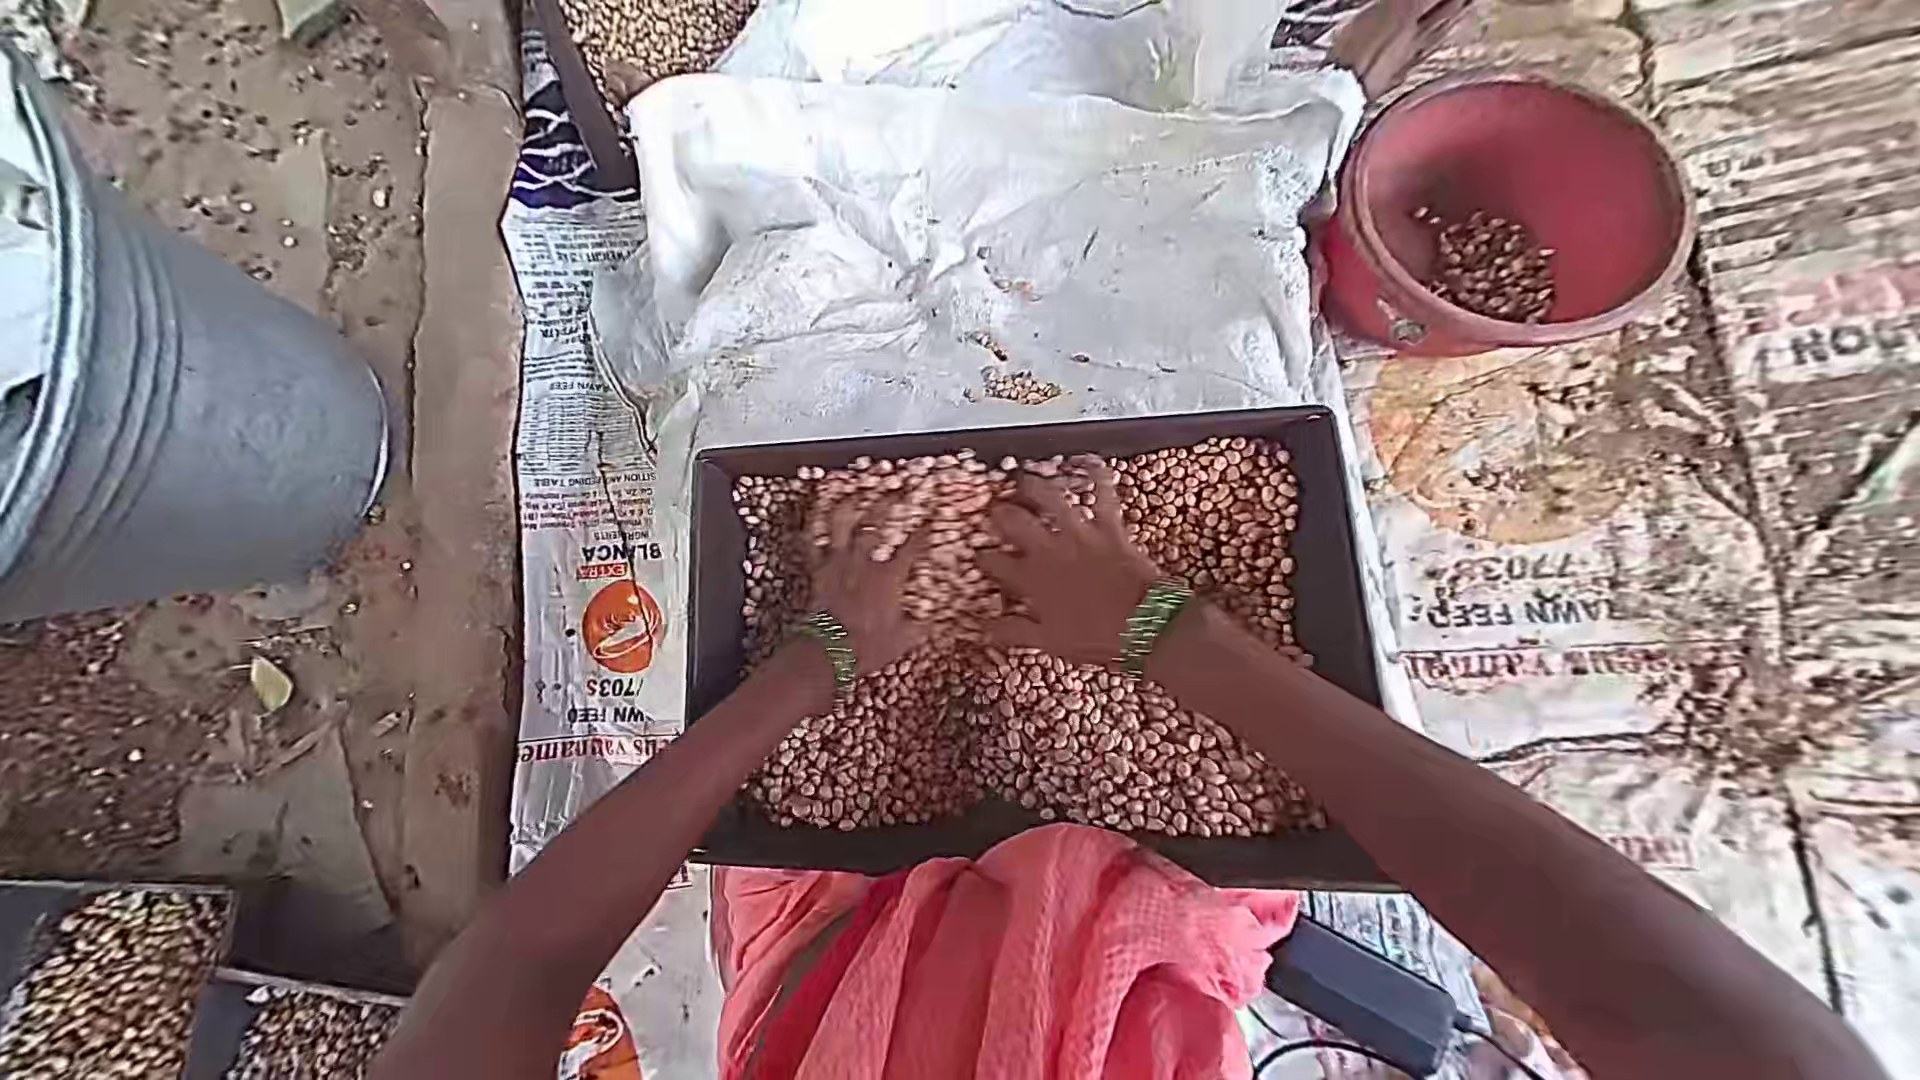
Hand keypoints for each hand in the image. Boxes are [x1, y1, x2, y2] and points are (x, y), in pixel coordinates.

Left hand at [809, 499, 929, 673]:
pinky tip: (811, 521)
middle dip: (888, 505)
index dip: (924, 532)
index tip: (931, 522)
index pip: (912, 547)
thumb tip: (930, 621)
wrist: (828, 652)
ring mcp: (839, 564)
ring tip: (854, 495)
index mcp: (889, 576)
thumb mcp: (904, 639)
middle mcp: (864, 562)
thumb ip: (920, 625)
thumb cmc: (868, 646)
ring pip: (842, 525)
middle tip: (895, 493)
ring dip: (849, 507)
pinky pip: (813, 546)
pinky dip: (811, 531)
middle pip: (876, 524)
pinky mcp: (819, 572)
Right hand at [977, 459, 1161, 666]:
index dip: (983, 556)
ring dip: (1034, 486)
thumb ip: (1015, 631)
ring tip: (1023, 479)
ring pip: (1050, 499)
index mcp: (1032, 580)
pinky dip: (1096, 477)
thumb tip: (987, 628)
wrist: (1148, 627)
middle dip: (999, 513)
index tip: (978, 554)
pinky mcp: (1109, 528)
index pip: (995, 562)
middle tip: (994, 509)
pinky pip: (1102, 494)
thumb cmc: (1097, 639)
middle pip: (1015, 522)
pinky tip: (1088, 463)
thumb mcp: (1050, 642)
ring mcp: (1080, 535)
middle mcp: (1050, 551)